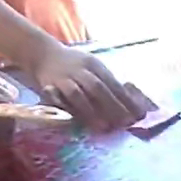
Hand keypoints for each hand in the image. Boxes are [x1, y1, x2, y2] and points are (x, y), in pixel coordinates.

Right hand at [32, 41, 148, 130]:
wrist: (40, 53)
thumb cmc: (73, 68)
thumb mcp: (92, 71)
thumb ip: (109, 87)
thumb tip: (134, 107)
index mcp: (96, 66)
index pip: (114, 84)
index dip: (128, 100)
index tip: (140, 115)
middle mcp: (81, 69)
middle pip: (99, 88)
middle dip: (114, 106)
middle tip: (126, 123)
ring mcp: (65, 77)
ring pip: (79, 93)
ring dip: (92, 111)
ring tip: (105, 127)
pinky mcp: (49, 85)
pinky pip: (58, 97)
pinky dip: (69, 108)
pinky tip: (78, 121)